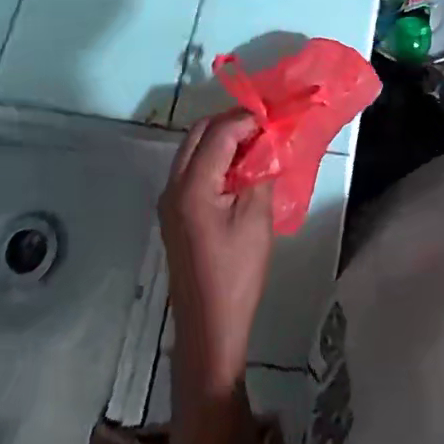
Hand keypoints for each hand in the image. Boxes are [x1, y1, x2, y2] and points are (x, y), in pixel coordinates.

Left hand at [160, 111, 274, 396]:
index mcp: (192, 187)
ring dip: (221, 139)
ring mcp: (169, 201)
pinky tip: (239, 169)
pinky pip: (191, 170)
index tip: (274, 116)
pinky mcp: (174, 214)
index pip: (218, 133)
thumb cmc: (237, 274)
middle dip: (230, 123)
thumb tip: (267, 145)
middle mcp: (172, 186)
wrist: (209, 326)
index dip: (246, 119)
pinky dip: (214, 159)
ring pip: (192, 150)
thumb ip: (260, 174)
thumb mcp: (257, 219)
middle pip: (198, 135)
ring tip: (256, 143)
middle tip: (264, 126)